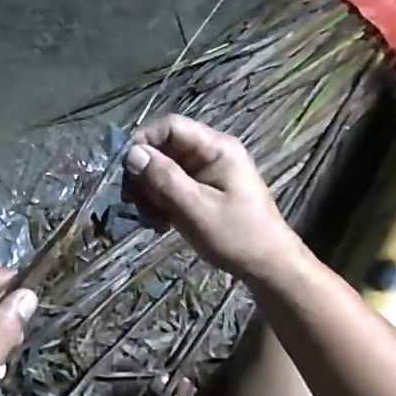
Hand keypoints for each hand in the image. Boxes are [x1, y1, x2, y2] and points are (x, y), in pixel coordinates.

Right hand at [121, 115, 304, 282]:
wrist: (270, 268)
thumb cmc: (238, 237)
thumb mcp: (197, 208)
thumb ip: (164, 179)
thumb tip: (131, 154)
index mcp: (217, 148)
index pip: (170, 127)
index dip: (144, 143)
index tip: (125, 171)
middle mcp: (211, 153)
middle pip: (164, 148)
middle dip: (144, 173)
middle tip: (133, 203)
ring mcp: (207, 172)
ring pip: (164, 169)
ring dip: (150, 191)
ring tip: (149, 219)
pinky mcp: (203, 190)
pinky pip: (172, 186)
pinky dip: (160, 201)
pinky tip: (159, 223)